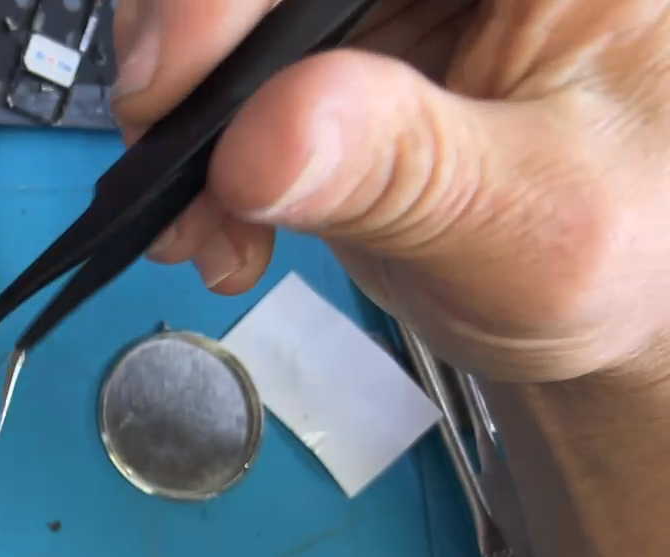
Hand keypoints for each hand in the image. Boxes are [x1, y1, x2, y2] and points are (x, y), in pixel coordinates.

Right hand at [112, 0, 669, 384]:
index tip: (167, 81)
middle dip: (189, 67)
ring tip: (202, 232)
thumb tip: (257, 139)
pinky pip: (221, 97)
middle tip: (162, 161)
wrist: (609, 298)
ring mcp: (388, 9)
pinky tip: (218, 235)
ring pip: (225, 32)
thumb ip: (401, 171)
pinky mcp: (334, 68)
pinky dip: (190, 173)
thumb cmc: (629, 253)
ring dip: (178, 137)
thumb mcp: (527, 222)